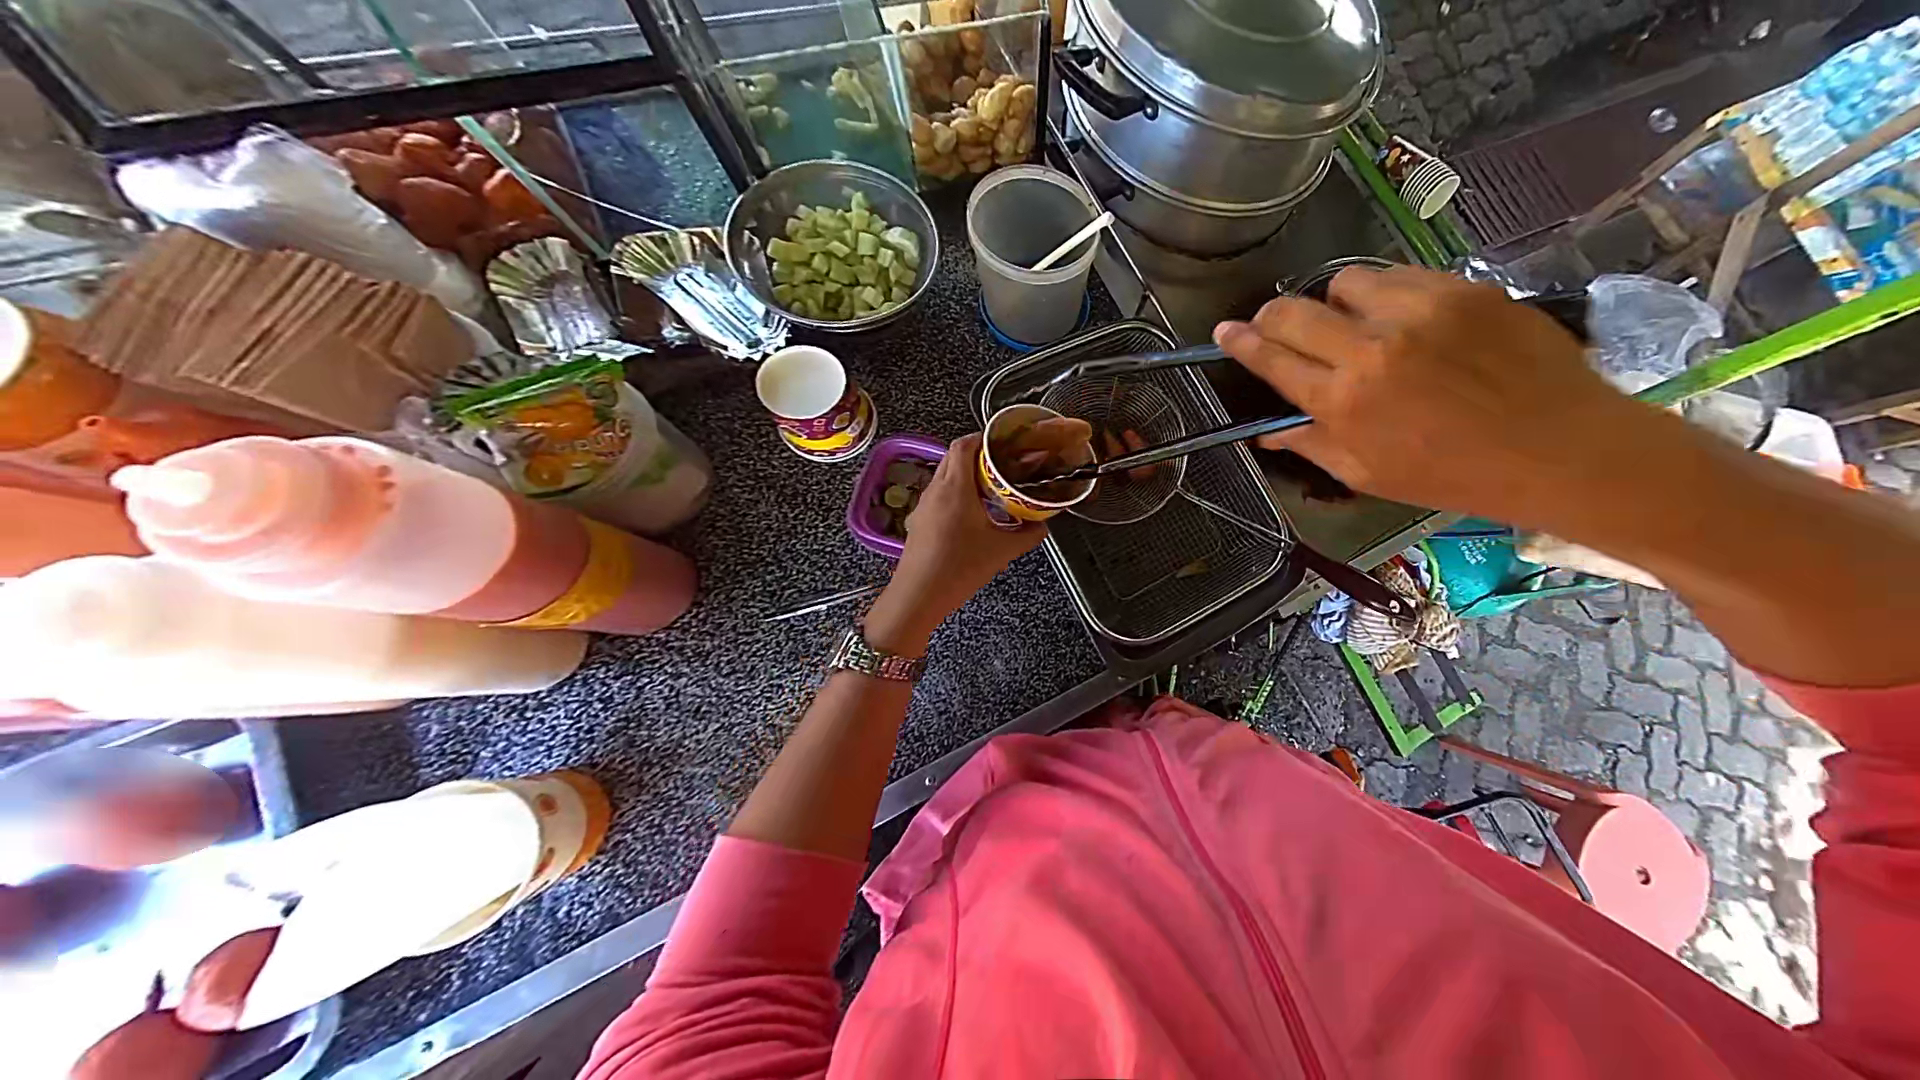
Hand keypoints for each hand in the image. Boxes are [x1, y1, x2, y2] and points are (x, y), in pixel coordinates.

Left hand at [865, 433, 1045, 652]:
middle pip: (954, 457)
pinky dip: (957, 494)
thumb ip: (1028, 534)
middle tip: (1004, 465)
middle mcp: (936, 490)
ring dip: (967, 476)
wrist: (919, 595)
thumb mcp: (1003, 550)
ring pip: (945, 477)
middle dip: (979, 456)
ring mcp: (924, 505)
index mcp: (955, 487)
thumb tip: (1043, 526)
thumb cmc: (959, 568)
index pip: (964, 445)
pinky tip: (974, 514)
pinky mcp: (919, 521)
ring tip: (992, 489)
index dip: (984, 438)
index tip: (1005, 443)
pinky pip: (940, 496)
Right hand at [1214, 263, 1651, 526]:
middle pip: (1293, 312)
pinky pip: (1399, 276)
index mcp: (1343, 402)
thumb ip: (1311, 444)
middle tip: (1274, 324)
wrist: (1559, 448)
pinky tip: (1401, 317)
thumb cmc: (1452, 474)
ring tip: (1351, 322)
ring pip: (1344, 282)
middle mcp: (1371, 350)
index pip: (1272, 359)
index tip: (1225, 332)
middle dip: (1272, 317)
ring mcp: (1419, 312)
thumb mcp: (1367, 475)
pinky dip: (1385, 293)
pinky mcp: (1462, 290)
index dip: (1241, 343)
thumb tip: (1267, 431)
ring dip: (1334, 302)